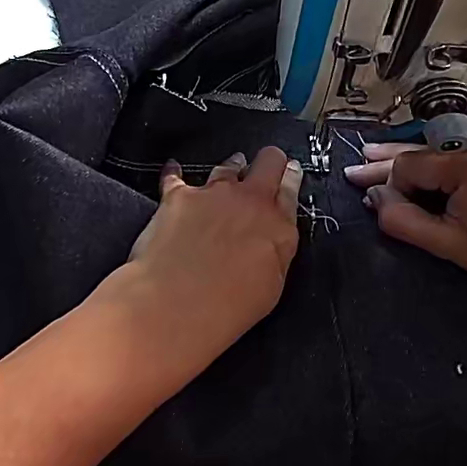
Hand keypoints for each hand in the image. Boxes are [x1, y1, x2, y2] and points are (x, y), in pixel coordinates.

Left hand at [127, 147, 304, 340]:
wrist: (177, 303)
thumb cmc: (227, 305)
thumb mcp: (273, 286)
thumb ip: (277, 252)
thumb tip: (274, 241)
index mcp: (278, 226)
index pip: (290, 189)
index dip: (291, 177)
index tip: (290, 172)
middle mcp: (250, 201)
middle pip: (269, 162)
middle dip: (271, 160)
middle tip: (268, 163)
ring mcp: (214, 194)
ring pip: (229, 165)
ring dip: (231, 167)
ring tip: (230, 168)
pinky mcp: (179, 196)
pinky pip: (177, 176)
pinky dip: (176, 172)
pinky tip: (174, 169)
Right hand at [344, 136, 466, 323]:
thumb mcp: (450, 245)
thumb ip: (405, 220)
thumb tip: (377, 200)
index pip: (413, 164)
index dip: (387, 180)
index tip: (364, 188)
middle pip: (431, 153)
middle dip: (394, 162)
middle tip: (361, 164)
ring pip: (451, 155)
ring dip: (421, 166)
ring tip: (385, 166)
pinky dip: (449, 169)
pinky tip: (427, 178)